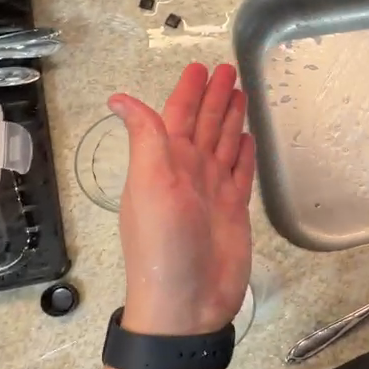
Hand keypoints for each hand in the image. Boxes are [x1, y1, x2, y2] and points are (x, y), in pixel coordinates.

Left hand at [107, 62, 255, 335]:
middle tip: (229, 70)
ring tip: (242, 95)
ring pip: (223, 144)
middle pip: (204, 125)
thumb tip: (120, 97)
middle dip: (215, 98)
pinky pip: (240, 173)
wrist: (187, 302)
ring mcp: (212, 192)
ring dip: (231, 119)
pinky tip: (248, 140)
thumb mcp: (150, 185)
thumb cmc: (164, 244)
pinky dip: (244, 155)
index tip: (201, 67)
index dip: (189, 92)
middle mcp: (188, 173)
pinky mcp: (233, 211)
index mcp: (165, 163)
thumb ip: (146, 139)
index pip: (178, 116)